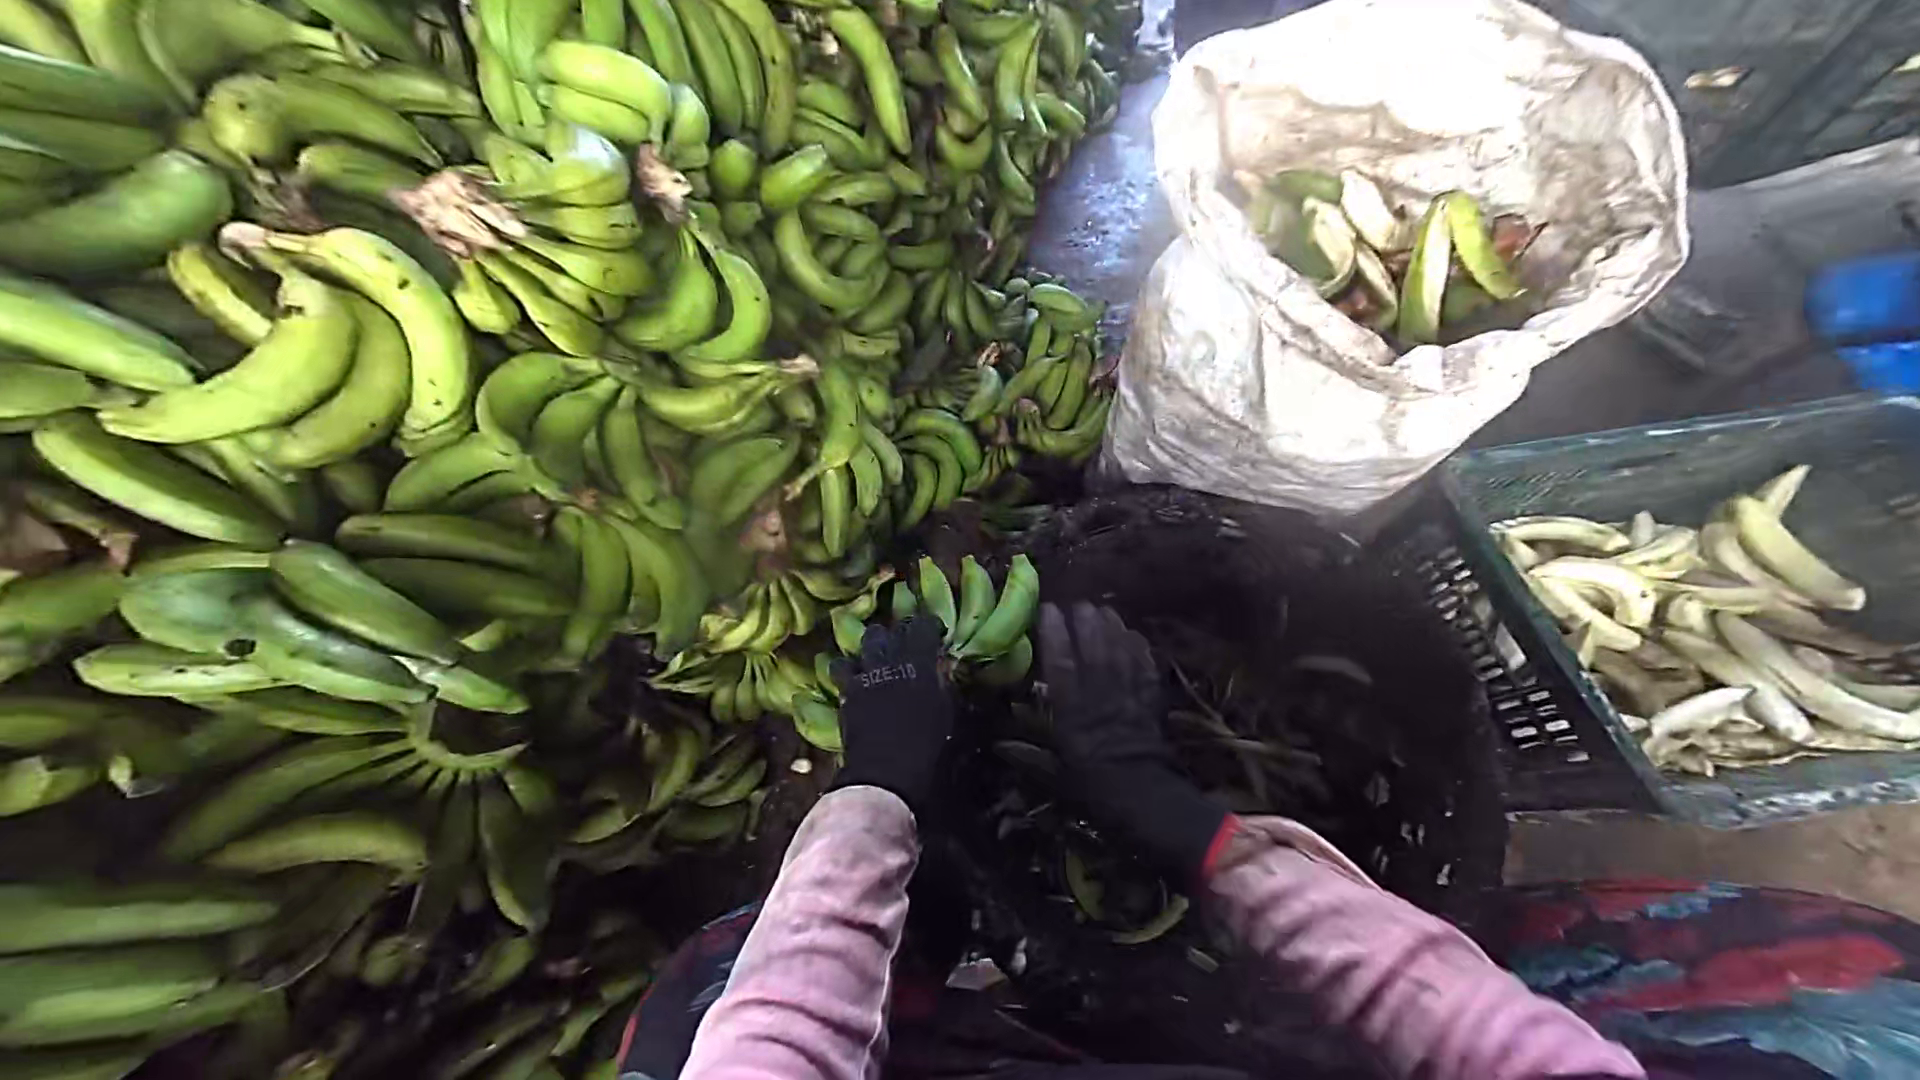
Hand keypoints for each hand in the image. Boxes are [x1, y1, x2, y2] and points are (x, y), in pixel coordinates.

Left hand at [830, 616, 953, 813]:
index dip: (930, 625)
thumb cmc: (925, 745)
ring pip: (866, 641)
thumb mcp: (945, 711)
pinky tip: (854, 674)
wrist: (885, 771)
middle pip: (892, 629)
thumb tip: (943, 663)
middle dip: (901, 632)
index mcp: (919, 661)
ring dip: (874, 644)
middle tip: (908, 644)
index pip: (923, 625)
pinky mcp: (847, 688)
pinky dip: (848, 666)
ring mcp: (865, 672)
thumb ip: (943, 681)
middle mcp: (890, 659)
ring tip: (879, 654)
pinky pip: (841, 665)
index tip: (936, 634)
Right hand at [1039, 602, 1230, 882]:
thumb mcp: (1056, 777)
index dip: (1054, 632)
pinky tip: (1130, 633)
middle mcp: (1100, 696)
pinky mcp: (1150, 698)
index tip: (1047, 609)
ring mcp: (1128, 694)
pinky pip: (1144, 662)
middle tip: (1074, 604)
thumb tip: (997, 745)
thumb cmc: (1095, 789)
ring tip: (1100, 609)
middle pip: (1094, 646)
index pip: (1061, 663)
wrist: (1148, 801)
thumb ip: (1029, 756)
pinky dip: (1137, 645)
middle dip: (1084, 620)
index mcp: (1073, 714)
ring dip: (1110, 625)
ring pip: (1119, 649)